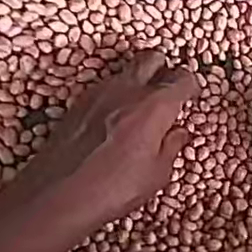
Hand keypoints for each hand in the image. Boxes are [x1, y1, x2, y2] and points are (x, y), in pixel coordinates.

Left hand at [0, 50, 197, 245]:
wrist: (59, 194)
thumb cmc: (113, 187)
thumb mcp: (157, 173)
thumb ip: (171, 145)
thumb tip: (178, 133)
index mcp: (155, 106)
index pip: (182, 78)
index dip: (191, 85)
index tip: (193, 95)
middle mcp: (127, 90)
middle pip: (152, 58)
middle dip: (165, 69)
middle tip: (171, 88)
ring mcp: (99, 93)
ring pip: (126, 70)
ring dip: (140, 81)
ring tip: (146, 107)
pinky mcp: (79, 103)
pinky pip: (106, 87)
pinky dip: (118, 95)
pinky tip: (120, 119)